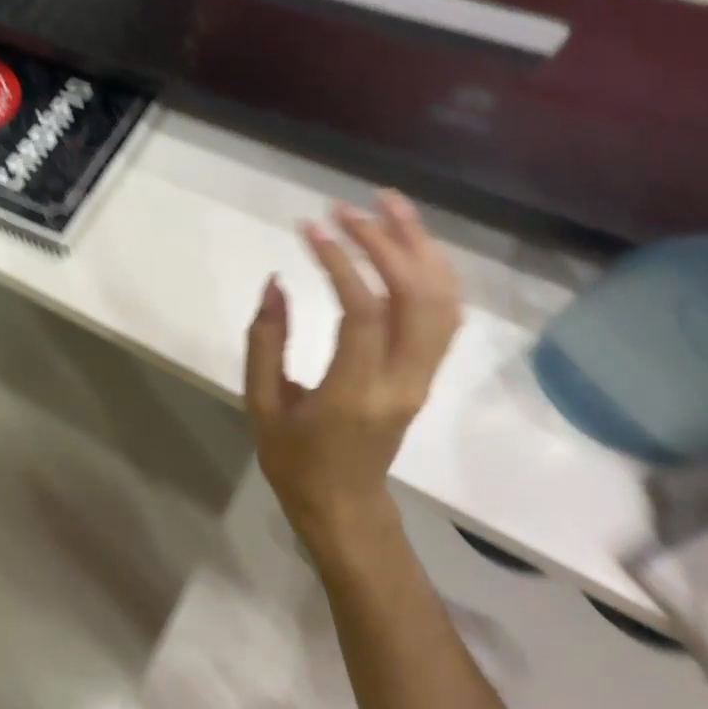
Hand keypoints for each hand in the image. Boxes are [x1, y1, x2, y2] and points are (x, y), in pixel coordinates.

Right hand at [245, 191, 461, 547]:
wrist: (343, 503)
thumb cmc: (293, 456)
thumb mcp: (263, 402)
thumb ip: (266, 342)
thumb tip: (275, 283)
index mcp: (356, 392)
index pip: (364, 313)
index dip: (340, 263)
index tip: (309, 228)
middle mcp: (403, 380)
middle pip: (417, 298)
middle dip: (385, 243)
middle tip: (345, 209)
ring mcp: (423, 376)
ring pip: (443, 301)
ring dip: (420, 247)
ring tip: (388, 205)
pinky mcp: (428, 372)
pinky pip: (444, 315)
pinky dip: (432, 271)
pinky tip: (408, 244)